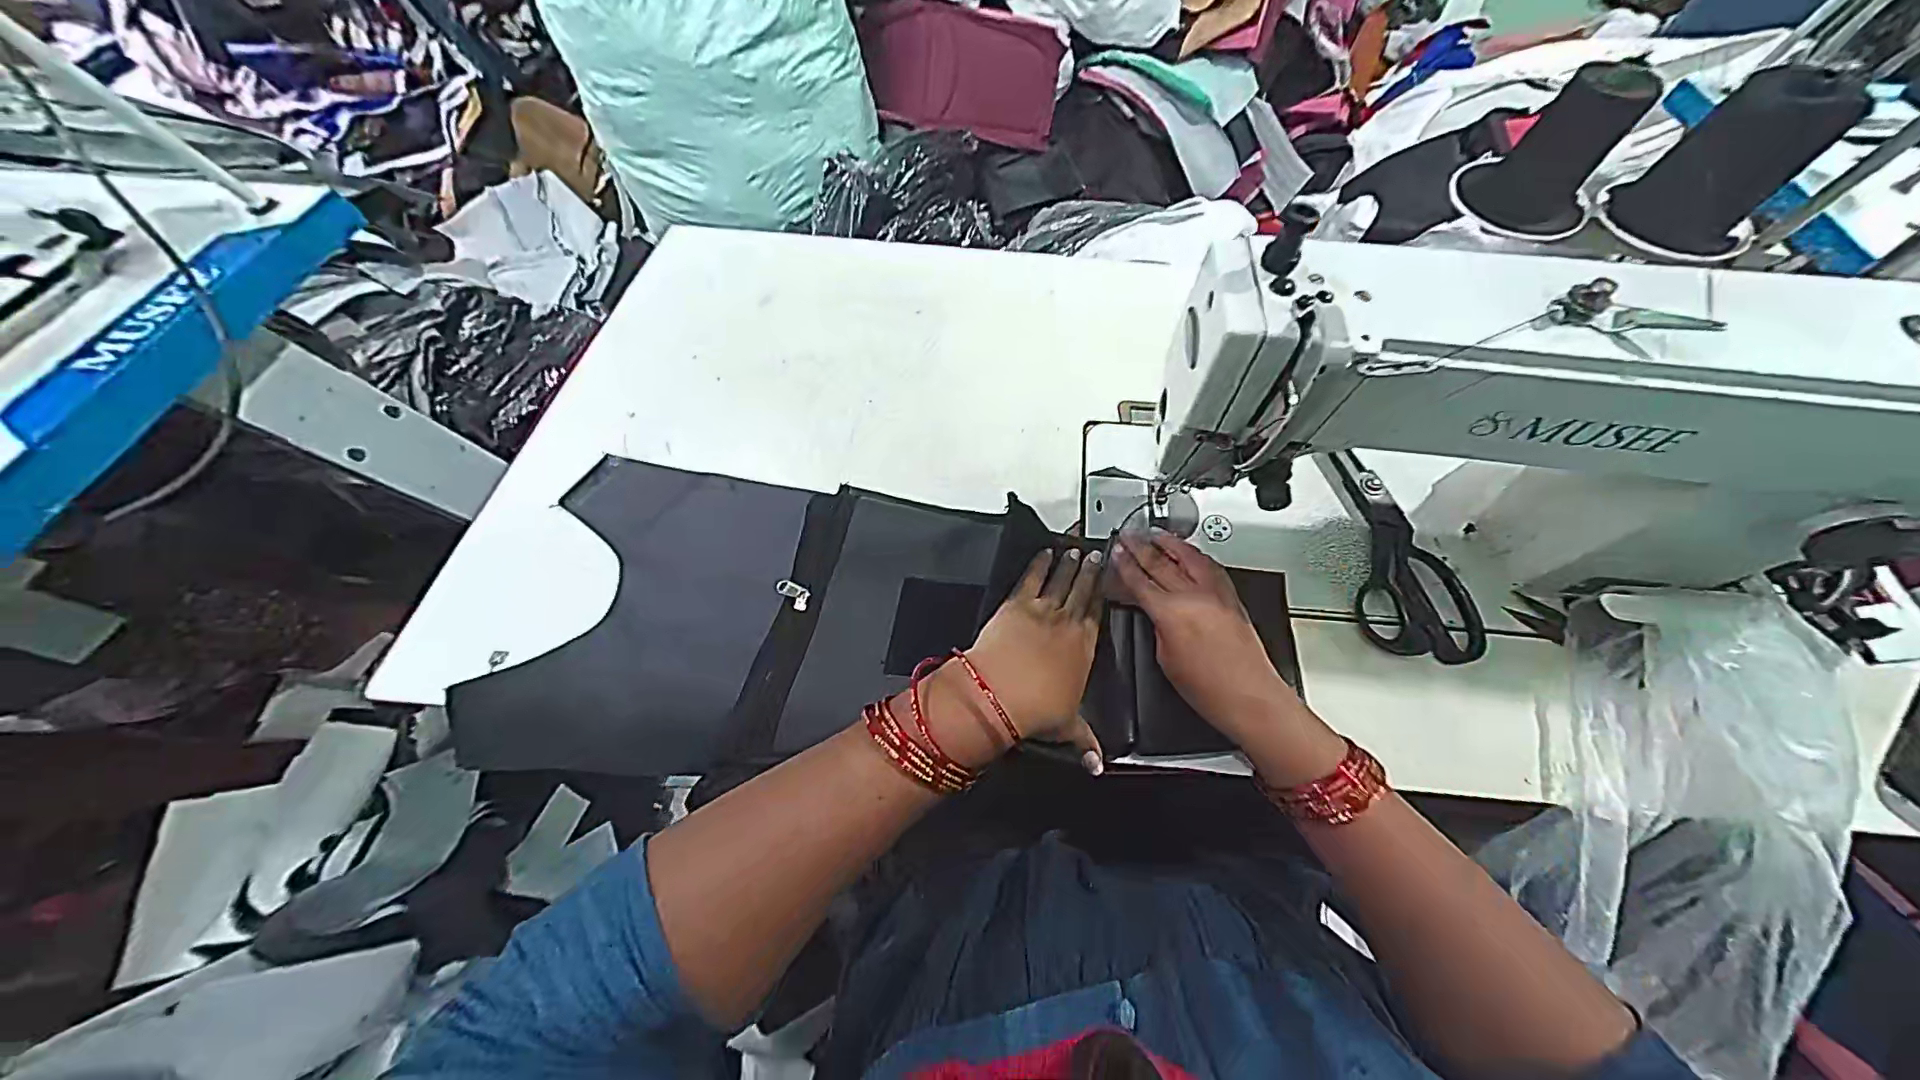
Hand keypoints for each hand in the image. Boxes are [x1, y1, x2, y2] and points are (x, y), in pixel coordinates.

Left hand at [928, 549, 1104, 771]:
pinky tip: (1044, 554)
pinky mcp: (1016, 605)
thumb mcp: (1066, 726)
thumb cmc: (1033, 709)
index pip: (1098, 614)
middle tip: (1098, 553)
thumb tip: (1098, 763)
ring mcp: (1041, 611)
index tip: (1108, 580)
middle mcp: (1067, 623)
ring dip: (1069, 563)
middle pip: (1083, 590)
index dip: (1103, 594)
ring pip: (1061, 580)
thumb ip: (1085, 741)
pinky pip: (1031, 578)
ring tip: (1076, 549)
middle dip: (1091, 571)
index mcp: (1083, 648)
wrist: (998, 694)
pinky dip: (1038, 564)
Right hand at [1110, 532, 1337, 780]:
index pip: (1139, 580)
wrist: (1250, 698)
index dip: (1124, 565)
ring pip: (1189, 557)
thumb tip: (1152, 611)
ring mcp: (1217, 594)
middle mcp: (1195, 596)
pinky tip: (1191, 553)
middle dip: (1140, 548)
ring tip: (1157, 535)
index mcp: (1170, 612)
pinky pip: (1211, 567)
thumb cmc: (1211, 689)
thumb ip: (1156, 626)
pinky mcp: (1233, 599)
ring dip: (1169, 544)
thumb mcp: (1164, 658)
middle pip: (1160, 562)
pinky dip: (1196, 556)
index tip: (1116, 553)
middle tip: (1129, 537)